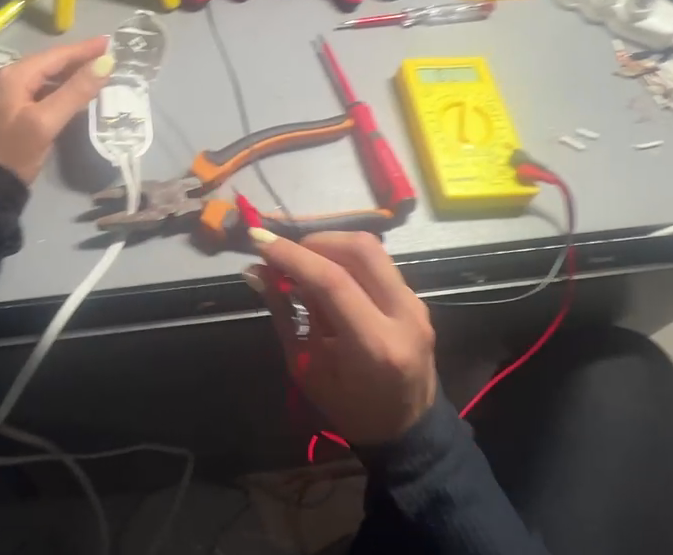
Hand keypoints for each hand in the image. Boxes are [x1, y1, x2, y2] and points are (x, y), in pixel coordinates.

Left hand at [0, 36, 112, 183]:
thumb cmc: (14, 152)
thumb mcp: (46, 122)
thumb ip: (76, 91)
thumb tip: (106, 63)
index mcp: (12, 76)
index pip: (55, 56)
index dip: (84, 49)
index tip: (109, 42)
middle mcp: (4, 78)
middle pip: (48, 63)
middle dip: (77, 60)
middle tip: (106, 56)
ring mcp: (1, 93)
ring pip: (42, 77)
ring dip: (67, 75)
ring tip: (94, 72)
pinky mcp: (4, 109)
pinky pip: (35, 90)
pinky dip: (55, 89)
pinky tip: (70, 93)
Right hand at [244, 231, 437, 445]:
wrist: (410, 431)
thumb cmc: (351, 410)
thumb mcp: (308, 369)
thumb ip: (285, 315)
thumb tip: (256, 272)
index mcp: (375, 346)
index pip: (332, 282)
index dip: (292, 256)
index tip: (258, 241)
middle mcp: (403, 316)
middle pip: (360, 251)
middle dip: (315, 242)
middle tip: (286, 256)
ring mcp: (415, 304)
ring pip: (371, 250)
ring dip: (330, 247)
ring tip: (304, 267)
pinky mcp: (416, 299)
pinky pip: (377, 264)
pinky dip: (346, 261)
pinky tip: (327, 281)